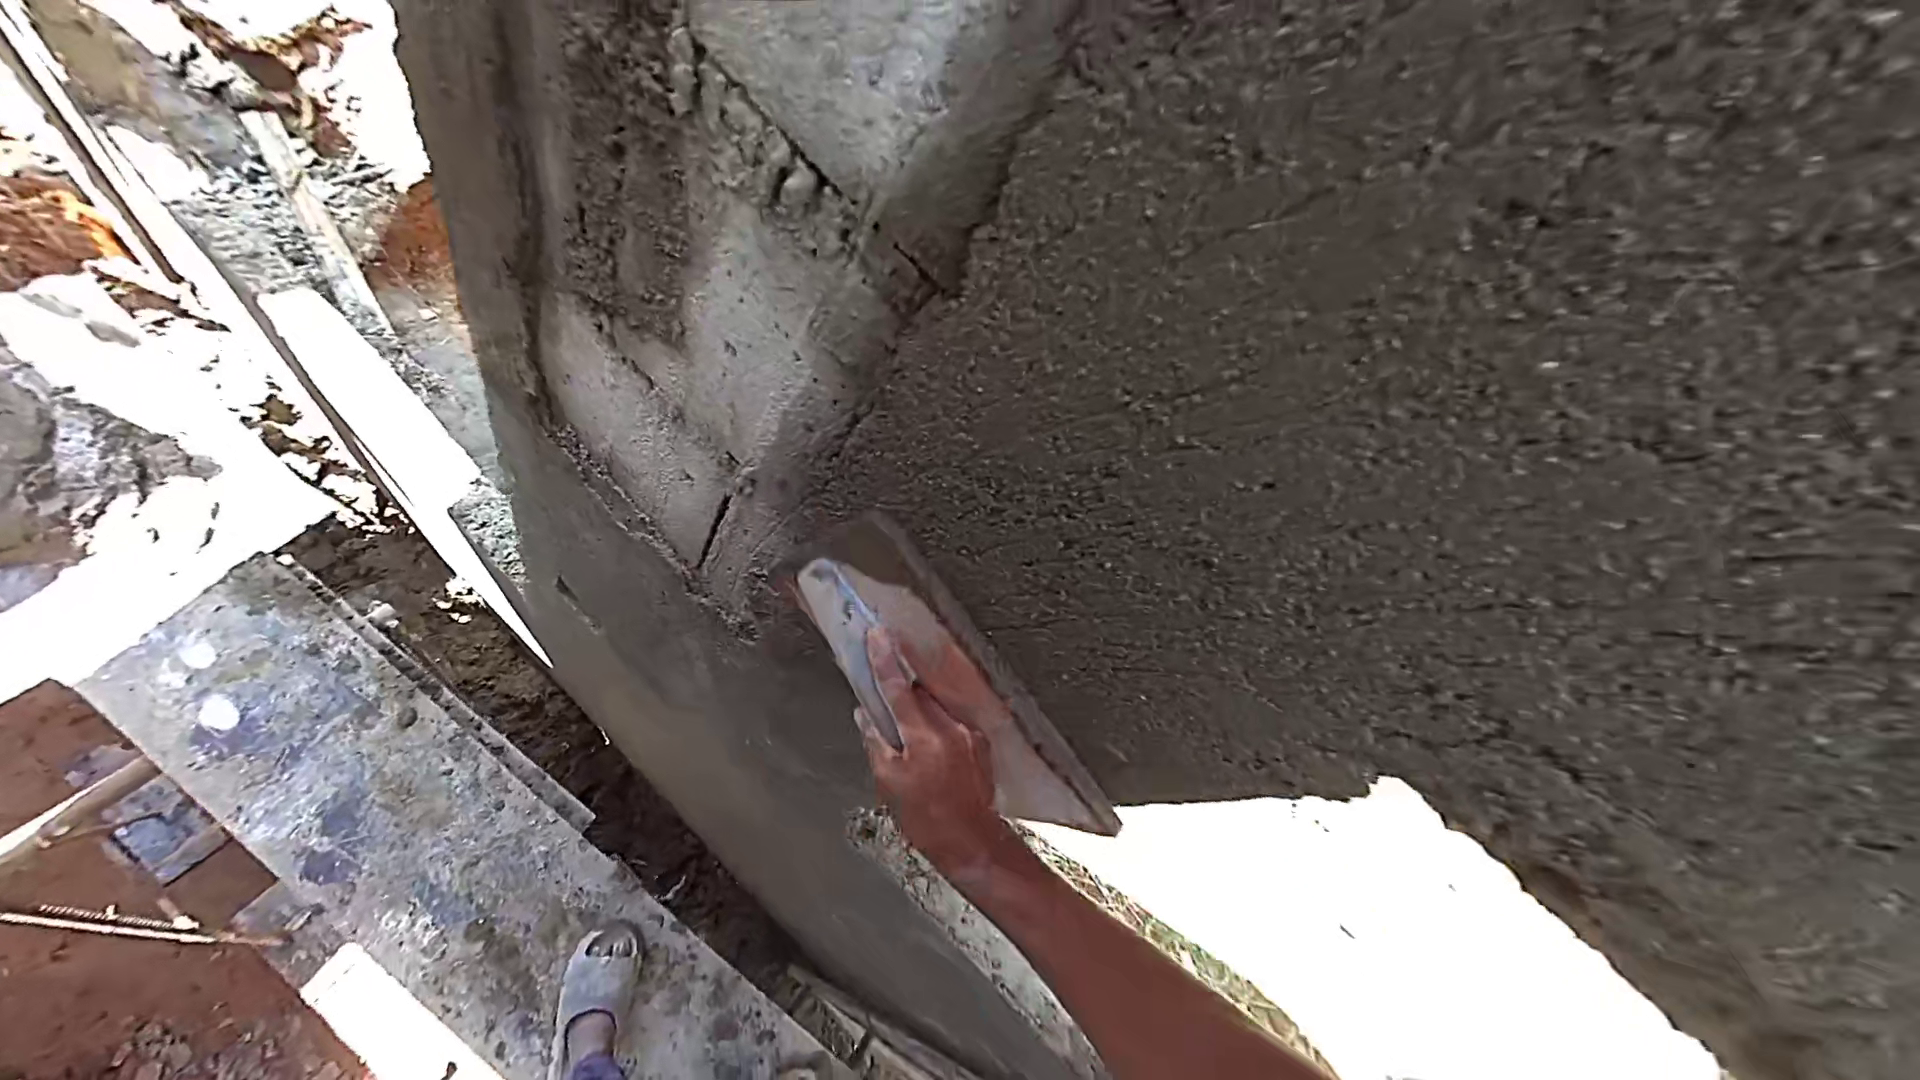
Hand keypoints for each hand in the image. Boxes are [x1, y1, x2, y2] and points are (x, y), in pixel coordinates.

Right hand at [858, 627, 1016, 880]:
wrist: (971, 842)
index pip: (897, 689)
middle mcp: (950, 727)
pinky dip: (939, 724)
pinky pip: (953, 720)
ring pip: (938, 705)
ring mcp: (969, 733)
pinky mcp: (981, 742)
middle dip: (903, 691)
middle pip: (920, 692)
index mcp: (923, 737)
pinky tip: (932, 747)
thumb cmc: (926, 819)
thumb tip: (865, 716)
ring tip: (912, 734)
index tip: (876, 635)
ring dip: (922, 709)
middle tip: (888, 699)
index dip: (884, 659)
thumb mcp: (889, 784)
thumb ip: (876, 743)